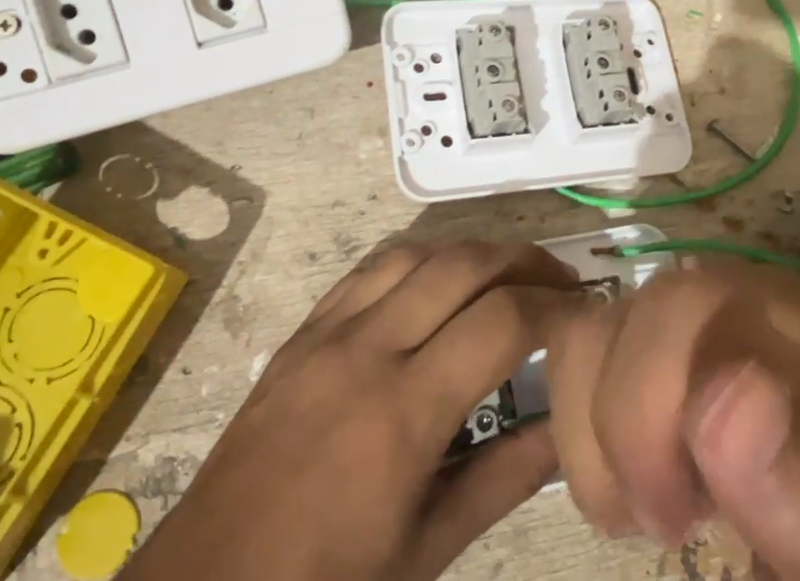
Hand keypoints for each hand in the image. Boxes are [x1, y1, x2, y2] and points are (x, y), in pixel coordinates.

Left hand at [125, 241, 581, 580]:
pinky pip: (367, 270)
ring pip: (414, 253)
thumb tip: (568, 428)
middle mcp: (367, 350)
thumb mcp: (429, 545)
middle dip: (524, 260)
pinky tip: (436, 280)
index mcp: (405, 410)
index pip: (503, 320)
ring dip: (472, 251)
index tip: (586, 314)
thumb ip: (505, 479)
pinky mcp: (300, 333)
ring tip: (508, 273)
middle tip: (562, 281)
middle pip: (462, 265)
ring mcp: (326, 333)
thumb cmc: (329, 577)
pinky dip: (417, 260)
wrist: (213, 578)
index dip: (556, 306)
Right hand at [546, 260, 799, 579]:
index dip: (647, 401)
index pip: (696, 301)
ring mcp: (702, 320)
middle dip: (624, 429)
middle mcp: (759, 302)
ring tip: (649, 508)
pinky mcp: (659, 348)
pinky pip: (578, 356)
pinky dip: (581, 432)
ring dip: (594, 435)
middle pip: (634, 311)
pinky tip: (632, 484)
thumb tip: (733, 392)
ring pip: (590, 329)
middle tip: (667, 523)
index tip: (678, 521)